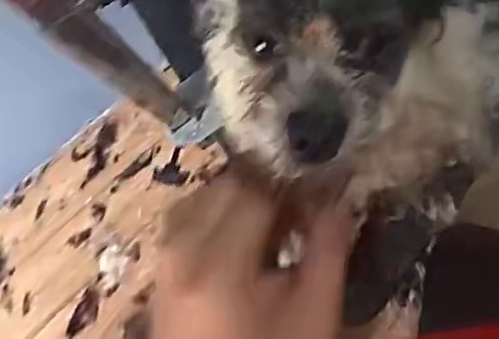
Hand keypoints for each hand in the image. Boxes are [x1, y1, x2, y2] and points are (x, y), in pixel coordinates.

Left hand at [152, 167, 353, 338]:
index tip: (317, 205)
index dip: (294, 189)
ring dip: (244, 203)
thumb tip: (338, 194)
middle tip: (299, 218)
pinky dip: (221, 220)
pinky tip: (247, 250)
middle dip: (268, 191)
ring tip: (274, 234)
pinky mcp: (160, 279)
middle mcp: (180, 254)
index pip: (260, 189)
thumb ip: (330, 243)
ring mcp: (164, 267)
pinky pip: (192, 223)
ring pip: (210, 199)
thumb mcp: (315, 313)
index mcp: (217, 264)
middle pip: (231, 186)